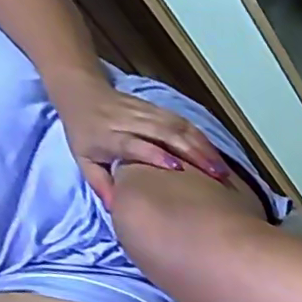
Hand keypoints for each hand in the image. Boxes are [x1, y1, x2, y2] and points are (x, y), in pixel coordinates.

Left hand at [47, 74, 230, 204]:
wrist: (79, 92)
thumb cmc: (84, 134)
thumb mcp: (83, 160)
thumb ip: (100, 184)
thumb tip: (115, 210)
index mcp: (108, 135)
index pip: (134, 142)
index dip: (154, 153)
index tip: (177, 168)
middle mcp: (127, 120)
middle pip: (163, 133)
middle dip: (191, 152)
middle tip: (215, 175)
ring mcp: (143, 112)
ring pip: (176, 126)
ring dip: (202, 147)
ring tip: (221, 169)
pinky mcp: (156, 107)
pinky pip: (182, 121)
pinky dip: (201, 138)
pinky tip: (216, 154)